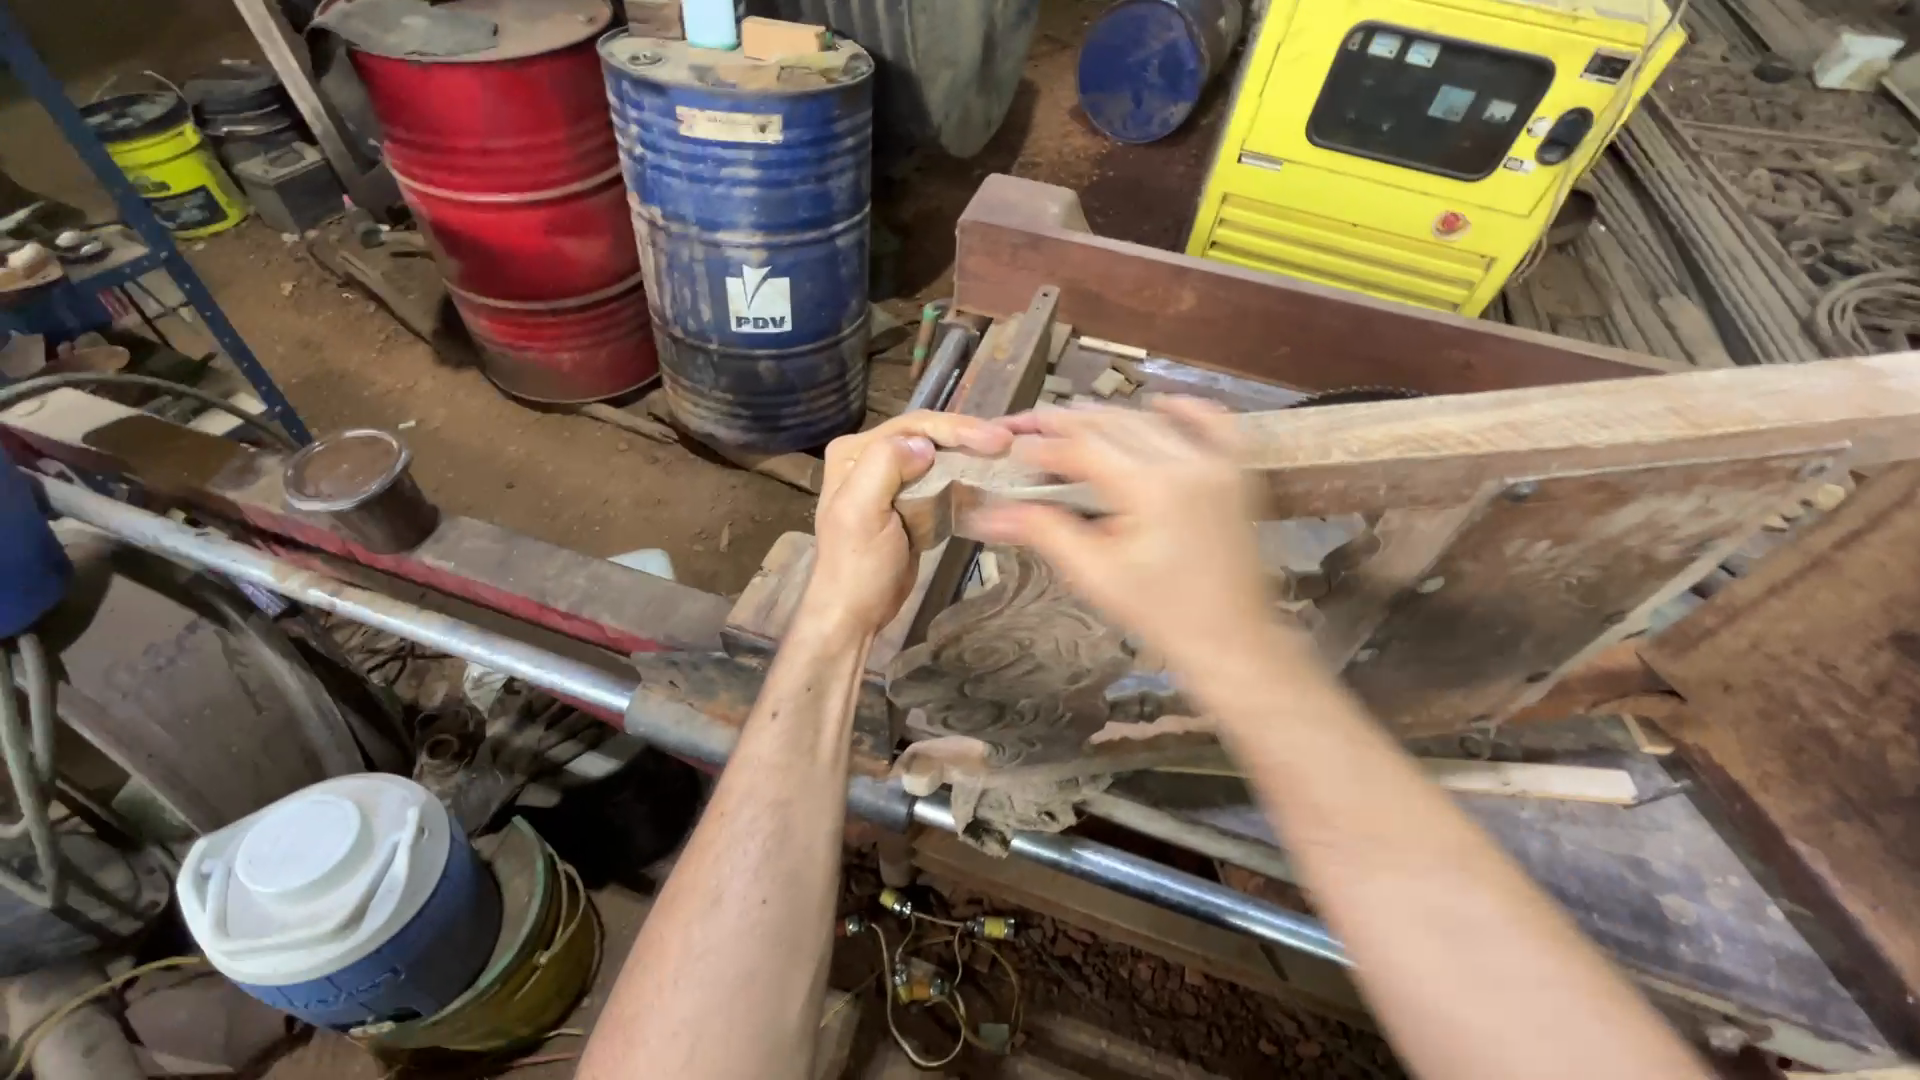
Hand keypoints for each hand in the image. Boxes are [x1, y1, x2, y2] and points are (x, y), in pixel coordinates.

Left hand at [800, 411, 1011, 637]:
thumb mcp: (861, 511)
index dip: (955, 428)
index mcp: (853, 453)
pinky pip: (940, 480)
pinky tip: (988, 475)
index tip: (996, 440)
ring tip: (1005, 454)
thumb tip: (925, 444)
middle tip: (1007, 443)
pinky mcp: (909, 503)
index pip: (911, 426)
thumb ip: (885, 466)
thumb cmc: (857, 565)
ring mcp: (890, 481)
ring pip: (937, 455)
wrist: (855, 613)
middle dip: (967, 436)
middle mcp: (869, 458)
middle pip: (926, 435)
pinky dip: (964, 476)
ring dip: (969, 453)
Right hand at [971, 398, 1291, 680]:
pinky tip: (1159, 405)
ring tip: (1070, 422)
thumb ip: (1043, 532)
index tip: (1011, 445)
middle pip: (1113, 424)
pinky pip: (1213, 425)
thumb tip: (987, 515)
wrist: (1233, 642)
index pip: (1082, 447)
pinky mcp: (1236, 475)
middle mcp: (1186, 462)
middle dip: (1067, 423)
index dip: (1042, 444)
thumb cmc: (1162, 616)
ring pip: (1151, 421)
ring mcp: (1216, 465)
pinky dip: (1183, 411)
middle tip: (1029, 426)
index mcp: (1150, 488)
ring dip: (1109, 417)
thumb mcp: (1095, 576)